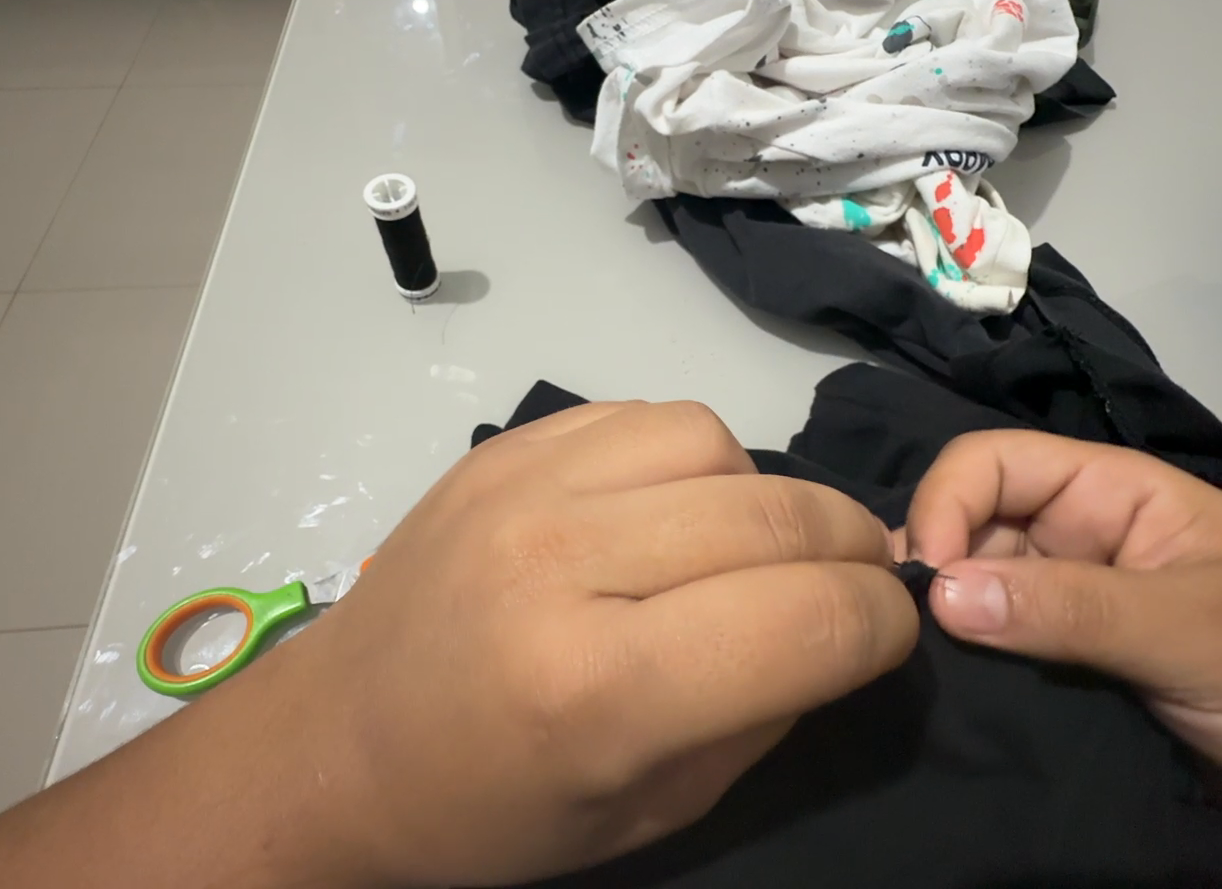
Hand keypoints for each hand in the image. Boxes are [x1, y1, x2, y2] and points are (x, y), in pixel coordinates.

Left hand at [285, 400, 917, 886]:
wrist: (335, 739)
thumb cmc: (488, 806)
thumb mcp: (649, 806)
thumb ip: (763, 710)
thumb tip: (840, 623)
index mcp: (593, 687)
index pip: (804, 620)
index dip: (879, 623)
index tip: (886, 629)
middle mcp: (560, 560)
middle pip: (772, 515)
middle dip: (849, 547)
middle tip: (852, 576)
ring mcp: (524, 484)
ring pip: (712, 440)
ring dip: (758, 493)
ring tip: (739, 540)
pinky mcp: (504, 447)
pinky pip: (642, 415)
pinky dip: (687, 457)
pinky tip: (666, 505)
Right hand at [902, 430, 1221, 885]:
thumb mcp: (1205, 636)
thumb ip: (1073, 609)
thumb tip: (940, 592)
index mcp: (1111, 492)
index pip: (992, 464)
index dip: (945, 504)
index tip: (927, 580)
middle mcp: (1077, 535)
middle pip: (971, 522)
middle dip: (936, 566)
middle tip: (912, 632)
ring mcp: (1072, 599)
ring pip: (976, 586)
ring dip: (948, 618)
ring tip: (924, 664)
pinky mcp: (1070, 659)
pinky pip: (999, 643)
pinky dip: (969, 659)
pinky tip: (950, 683)